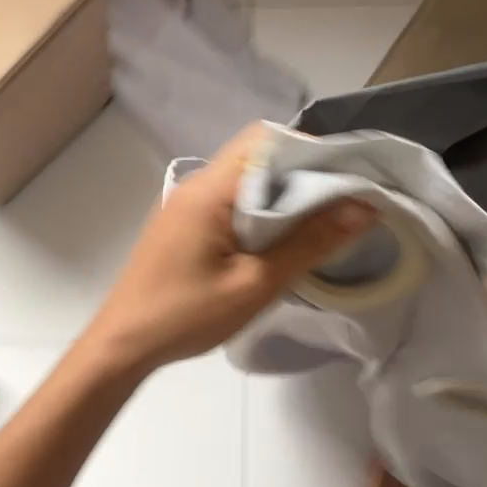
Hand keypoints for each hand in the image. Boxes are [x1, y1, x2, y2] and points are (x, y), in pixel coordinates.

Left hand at [82, 124, 373, 372]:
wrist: (122, 345)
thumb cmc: (184, 316)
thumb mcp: (254, 285)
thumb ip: (309, 243)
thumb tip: (364, 206)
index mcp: (209, 191)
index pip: (268, 141)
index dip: (313, 152)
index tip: (352, 179)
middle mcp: (194, 186)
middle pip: (258, 156)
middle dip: (304, 174)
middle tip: (344, 205)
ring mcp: (184, 205)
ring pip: (244, 180)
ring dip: (282, 195)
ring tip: (321, 223)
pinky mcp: (181, 226)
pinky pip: (228, 203)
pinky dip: (259, 212)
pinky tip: (279, 241)